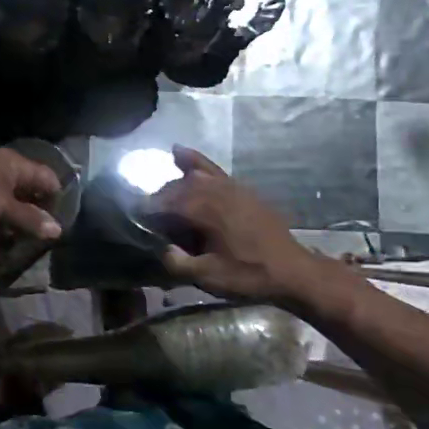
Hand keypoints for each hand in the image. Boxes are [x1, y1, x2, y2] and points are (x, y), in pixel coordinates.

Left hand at [0, 148, 63, 240]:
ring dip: (16, 220)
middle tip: (39, 237)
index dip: (56, 200)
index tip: (57, 226)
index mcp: (13, 162)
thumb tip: (58, 230)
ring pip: (10, 200)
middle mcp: (0, 166)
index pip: (48, 178)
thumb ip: (30, 219)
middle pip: (29, 189)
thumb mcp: (2, 209)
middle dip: (35, 213)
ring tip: (18, 241)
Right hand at [146, 145, 361, 305]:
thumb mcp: (207, 277)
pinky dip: (194, 160)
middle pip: (176, 188)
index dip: (147, 212)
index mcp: (203, 211)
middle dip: (160, 200)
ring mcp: (229, 186)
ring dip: (174, 186)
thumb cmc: (248, 275)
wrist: (292, 271)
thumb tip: (161, 248)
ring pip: (192, 177)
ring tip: (165, 199)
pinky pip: (212, 168)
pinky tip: (179, 151)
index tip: (136, 221)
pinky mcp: (240, 189)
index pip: (163, 204)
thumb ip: (177, 263)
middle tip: (151, 218)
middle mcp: (214, 192)